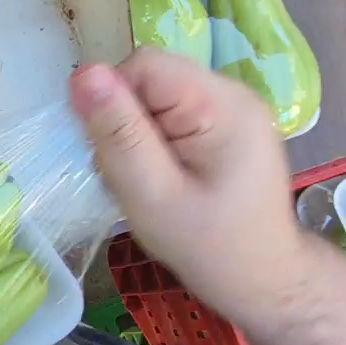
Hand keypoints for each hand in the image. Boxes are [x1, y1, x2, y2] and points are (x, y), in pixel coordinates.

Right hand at [70, 48, 311, 325]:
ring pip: (153, 96)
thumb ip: (117, 133)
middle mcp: (232, 92)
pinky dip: (150, 141)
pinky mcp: (224, 123)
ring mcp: (231, 107)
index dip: (112, 102)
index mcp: (220, 104)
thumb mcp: (150, 193)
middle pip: (148, 77)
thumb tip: (84, 73)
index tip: (112, 152)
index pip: (142, 65)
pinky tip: (160, 175)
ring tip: (147, 178)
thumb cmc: (205, 244)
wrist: (261, 279)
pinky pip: (168, 112)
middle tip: (130, 173)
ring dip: (133, 133)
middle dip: (121, 121)